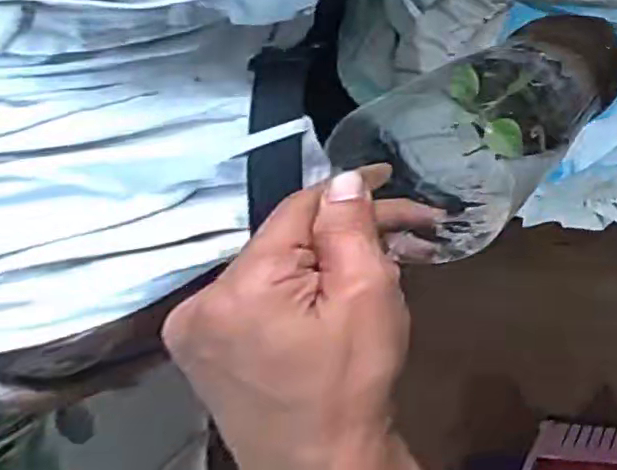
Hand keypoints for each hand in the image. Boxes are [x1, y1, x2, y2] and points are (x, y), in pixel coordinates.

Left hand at [163, 166, 433, 469]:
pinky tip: (350, 281)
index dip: (350, 187)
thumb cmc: (353, 373)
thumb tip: (346, 179)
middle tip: (417, 222)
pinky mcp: (209, 347)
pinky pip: (268, 288)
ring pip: (284, 260)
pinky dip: (312, 277)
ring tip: (395, 252)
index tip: (394, 176)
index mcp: (240, 287)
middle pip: (293, 235)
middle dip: (355, 225)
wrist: (321, 460)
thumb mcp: (367, 290)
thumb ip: (351, 227)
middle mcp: (203, 302)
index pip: (299, 208)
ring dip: (338, 251)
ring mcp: (199, 329)